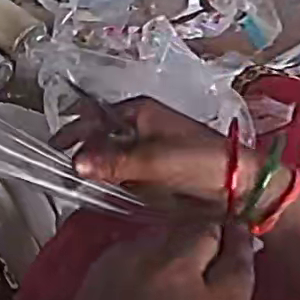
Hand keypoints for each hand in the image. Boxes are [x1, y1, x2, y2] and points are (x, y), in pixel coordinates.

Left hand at [4, 218, 260, 299]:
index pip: (240, 263)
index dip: (245, 246)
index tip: (247, 235)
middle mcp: (182, 274)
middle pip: (206, 232)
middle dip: (217, 229)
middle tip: (222, 231)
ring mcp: (143, 259)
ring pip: (172, 231)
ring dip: (185, 234)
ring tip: (190, 242)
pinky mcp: (113, 253)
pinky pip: (142, 239)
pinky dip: (154, 245)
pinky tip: (155, 260)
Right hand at [52, 95, 274, 208]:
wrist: (244, 186)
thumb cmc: (199, 161)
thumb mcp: (152, 160)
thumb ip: (112, 162)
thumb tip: (74, 164)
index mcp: (138, 111)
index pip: (93, 114)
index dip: (73, 129)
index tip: (55, 147)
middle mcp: (140, 124)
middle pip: (98, 133)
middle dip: (82, 149)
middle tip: (66, 169)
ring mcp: (147, 145)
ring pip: (109, 152)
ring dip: (96, 165)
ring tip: (80, 183)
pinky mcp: (154, 166)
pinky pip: (122, 168)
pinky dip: (111, 177)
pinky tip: (104, 188)